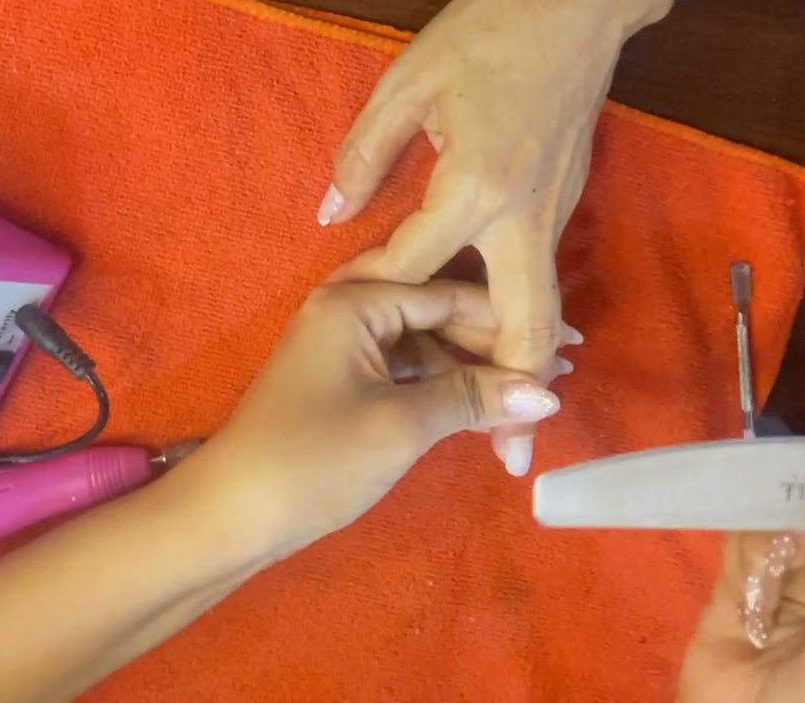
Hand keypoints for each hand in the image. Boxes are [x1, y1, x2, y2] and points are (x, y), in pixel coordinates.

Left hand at [174, 279, 560, 560]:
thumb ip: (471, 397)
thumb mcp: (399, 425)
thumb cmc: (315, 459)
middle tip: (559, 369)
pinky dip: (438, 382)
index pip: (447, 295)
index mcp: (353, 300)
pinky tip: (478, 403)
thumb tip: (546, 390)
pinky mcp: (340, 371)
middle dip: (491, 342)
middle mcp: (345, 304)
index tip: (569, 347)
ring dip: (468, 367)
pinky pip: (402, 362)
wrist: (234, 509)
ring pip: (421, 340)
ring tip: (527, 395)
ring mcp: (340, 338)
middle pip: (435, 311)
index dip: (508, 323)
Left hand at [321, 0, 678, 475]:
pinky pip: (541, 273)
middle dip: (517, 396)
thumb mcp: (406, 84)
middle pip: (524, 325)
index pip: (416, 267)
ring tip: (509, 418)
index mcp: (474, 187)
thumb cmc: (484, 34)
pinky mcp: (565, 201)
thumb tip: (330, 213)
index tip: (358, 330)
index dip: (382, 293)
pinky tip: (496, 331)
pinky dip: (525, 315)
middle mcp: (523, 217)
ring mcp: (553, 212)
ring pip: (541, 305)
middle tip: (513, 463)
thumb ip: (364, 156)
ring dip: (526, 363)